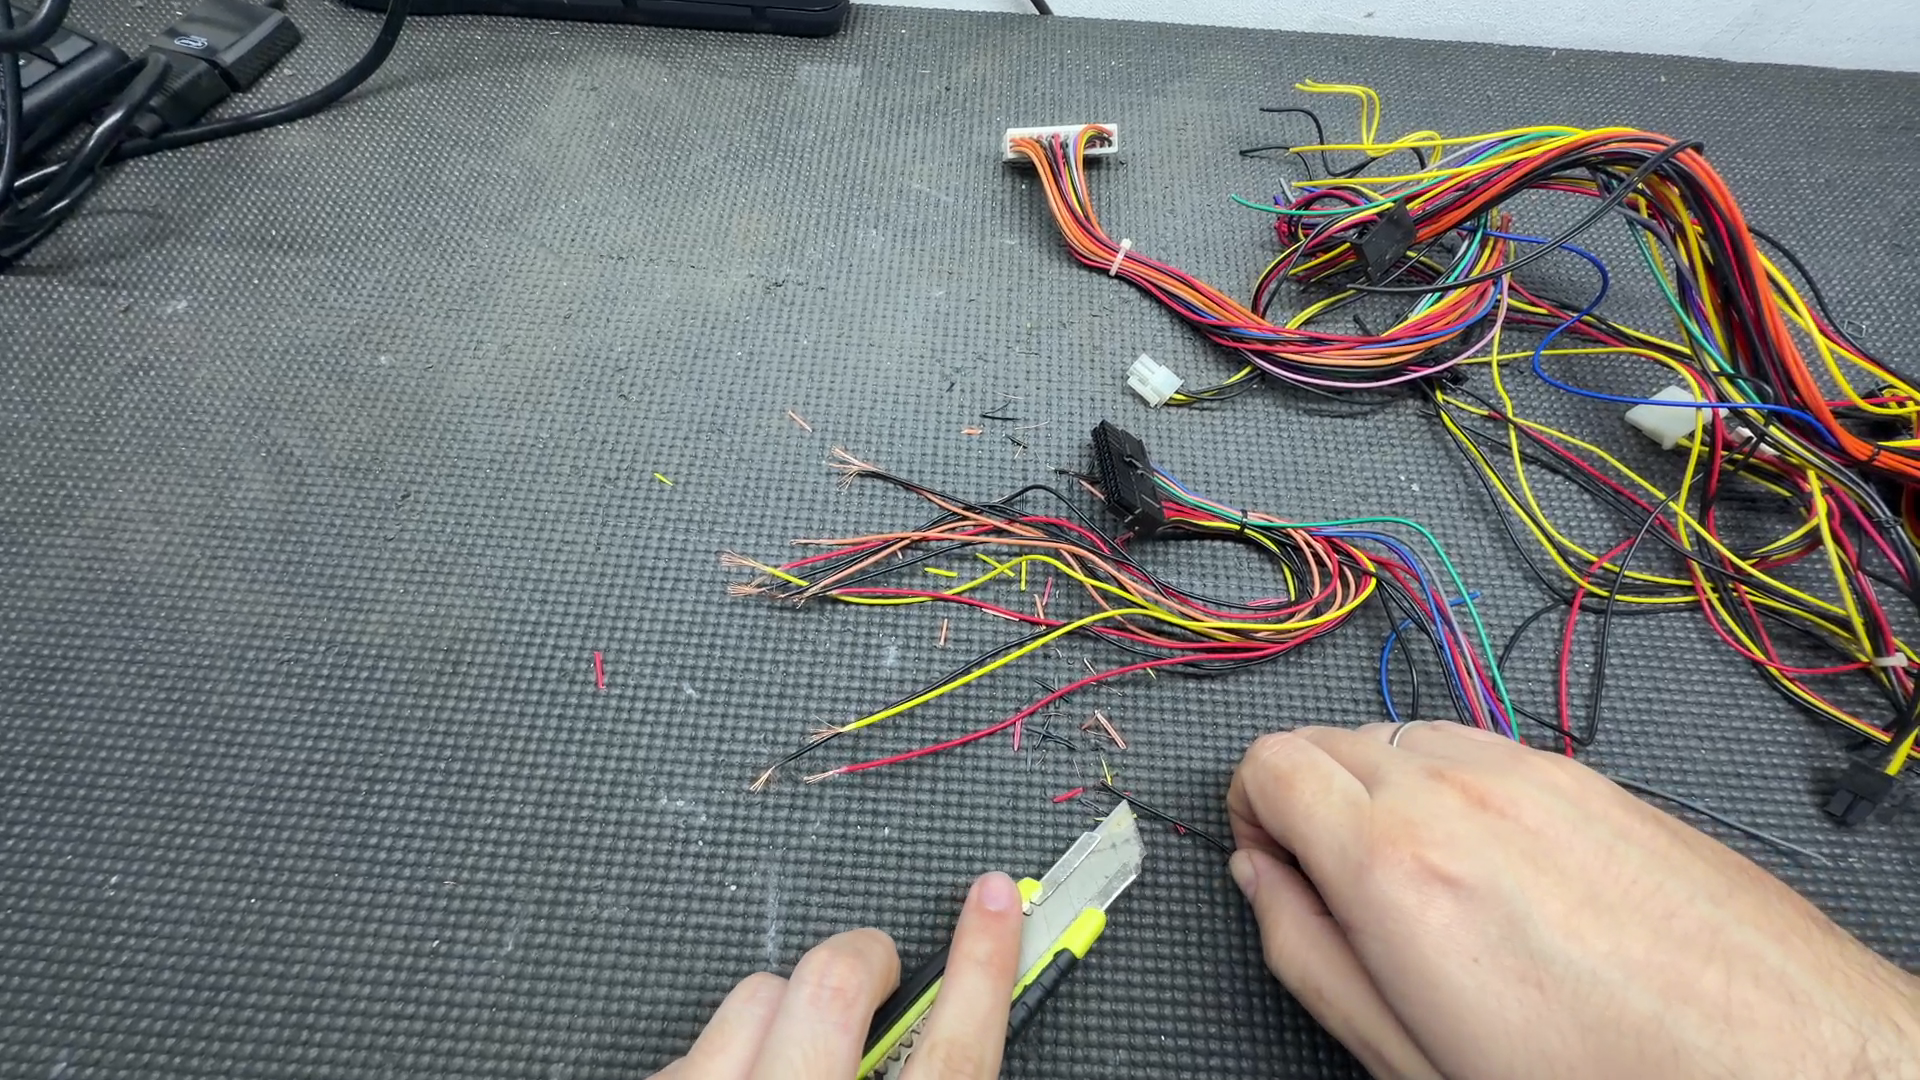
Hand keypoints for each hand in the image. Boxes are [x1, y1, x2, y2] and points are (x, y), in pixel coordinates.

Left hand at [653, 871, 1023, 1079]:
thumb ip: (930, 1070)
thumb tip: (952, 1014)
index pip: (954, 1053)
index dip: (982, 964)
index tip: (993, 900)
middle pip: (837, 981)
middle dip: (865, 959)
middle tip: (874, 976)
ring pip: (756, 995)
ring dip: (781, 1018)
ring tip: (782, 1067)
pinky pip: (692, 1043)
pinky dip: (719, 1061)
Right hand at [1227, 723, 1919, 1079]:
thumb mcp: (1407, 1055)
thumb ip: (1301, 949)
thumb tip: (1258, 874)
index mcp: (1392, 864)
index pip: (1266, 763)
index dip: (1249, 807)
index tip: (1273, 855)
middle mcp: (1448, 791)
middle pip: (1316, 738)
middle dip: (1301, 795)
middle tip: (1338, 873)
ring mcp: (1520, 770)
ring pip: (1384, 731)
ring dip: (1369, 783)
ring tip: (1418, 866)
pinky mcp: (1578, 771)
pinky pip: (1462, 740)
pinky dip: (1438, 777)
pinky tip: (1488, 854)